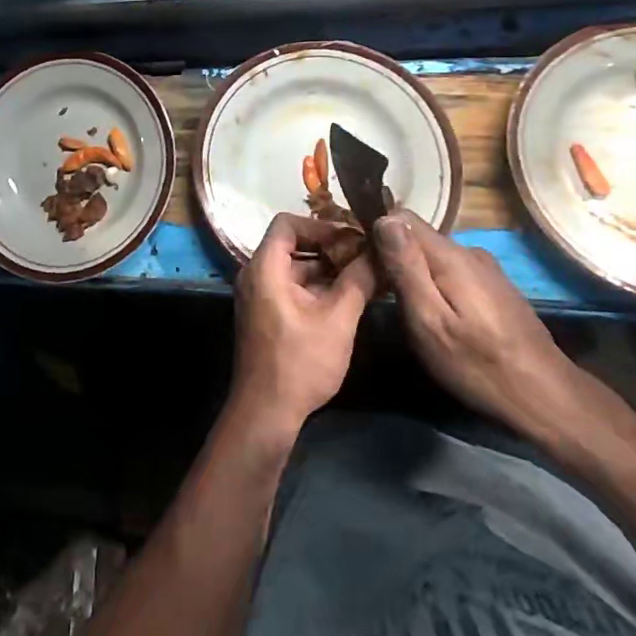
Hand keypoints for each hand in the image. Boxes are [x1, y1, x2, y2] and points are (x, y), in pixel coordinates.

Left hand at [230, 214, 377, 436]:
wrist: (266, 411)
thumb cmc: (300, 363)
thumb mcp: (337, 319)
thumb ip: (358, 281)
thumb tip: (380, 251)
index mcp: (264, 269)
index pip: (287, 224)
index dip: (321, 226)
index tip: (354, 239)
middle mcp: (256, 276)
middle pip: (293, 246)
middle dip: (331, 249)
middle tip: (368, 258)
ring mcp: (259, 296)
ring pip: (295, 269)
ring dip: (328, 271)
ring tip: (368, 278)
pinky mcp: (266, 314)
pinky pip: (291, 288)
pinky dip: (318, 288)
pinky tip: (350, 299)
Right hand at [369, 210, 585, 435]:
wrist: (545, 397)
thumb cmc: (478, 363)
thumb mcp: (429, 320)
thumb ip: (406, 268)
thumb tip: (384, 218)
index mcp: (451, 255)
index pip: (401, 217)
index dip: (376, 233)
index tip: (361, 262)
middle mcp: (469, 252)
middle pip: (417, 237)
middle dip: (393, 257)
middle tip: (377, 294)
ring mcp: (485, 269)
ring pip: (433, 256)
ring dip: (413, 273)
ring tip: (401, 308)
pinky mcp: (493, 288)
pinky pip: (451, 271)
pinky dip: (433, 284)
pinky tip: (433, 315)